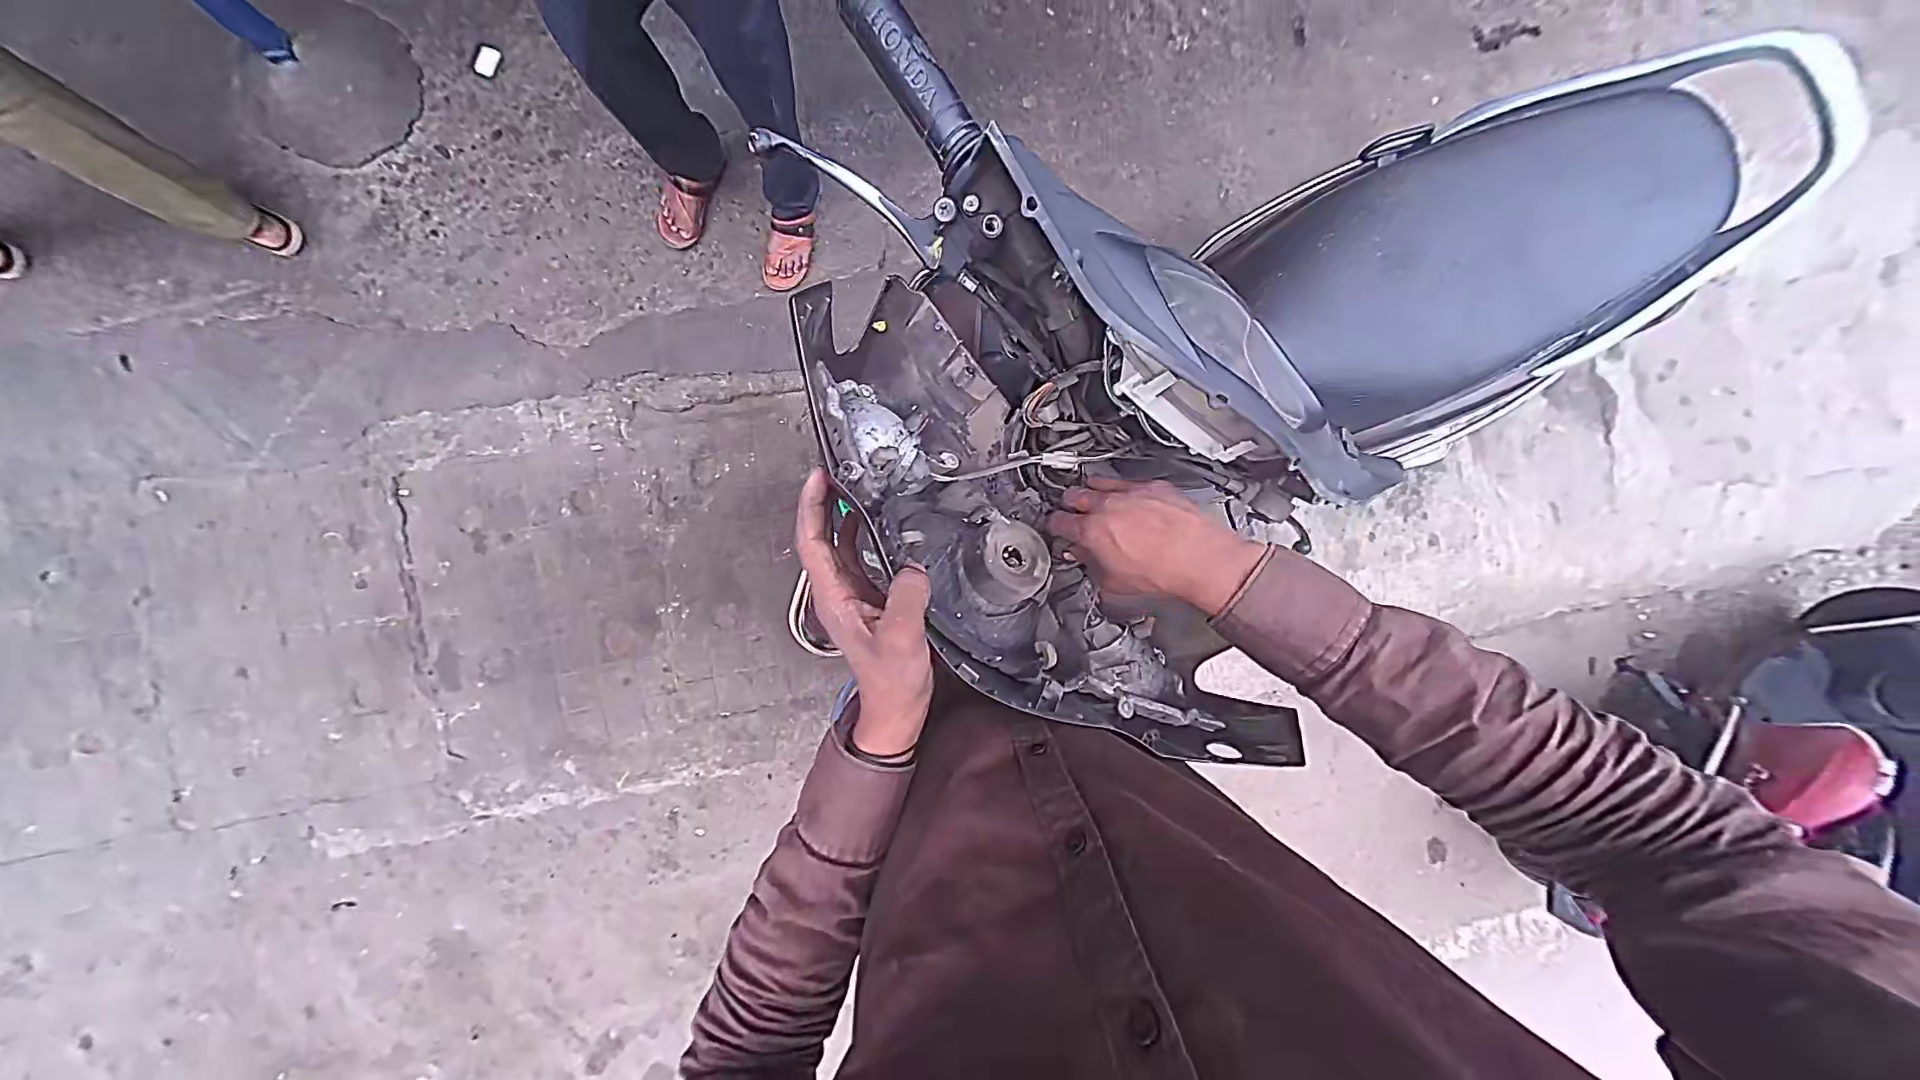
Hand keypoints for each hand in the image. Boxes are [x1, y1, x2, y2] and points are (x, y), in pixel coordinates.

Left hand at [794, 468, 933, 756]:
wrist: (895, 707)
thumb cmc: (891, 681)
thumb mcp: (902, 640)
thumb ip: (907, 599)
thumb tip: (914, 566)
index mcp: (834, 598)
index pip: (812, 544)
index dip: (812, 509)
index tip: (818, 479)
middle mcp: (837, 593)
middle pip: (821, 539)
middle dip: (823, 504)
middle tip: (835, 473)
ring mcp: (851, 596)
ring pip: (839, 547)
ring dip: (842, 517)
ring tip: (855, 490)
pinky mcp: (868, 600)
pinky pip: (860, 558)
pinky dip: (863, 536)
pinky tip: (878, 525)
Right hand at [1044, 475, 1265, 616]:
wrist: (1199, 558)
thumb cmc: (1162, 571)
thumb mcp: (1114, 581)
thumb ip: (1091, 563)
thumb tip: (1084, 556)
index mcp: (1091, 531)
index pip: (1060, 521)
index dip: (1054, 525)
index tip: (1056, 527)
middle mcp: (1107, 506)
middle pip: (1075, 495)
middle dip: (1068, 503)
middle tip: (1069, 509)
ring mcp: (1130, 493)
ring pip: (1099, 482)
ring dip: (1091, 489)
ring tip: (1091, 495)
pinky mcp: (1153, 487)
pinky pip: (1128, 480)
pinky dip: (1121, 485)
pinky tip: (1124, 493)